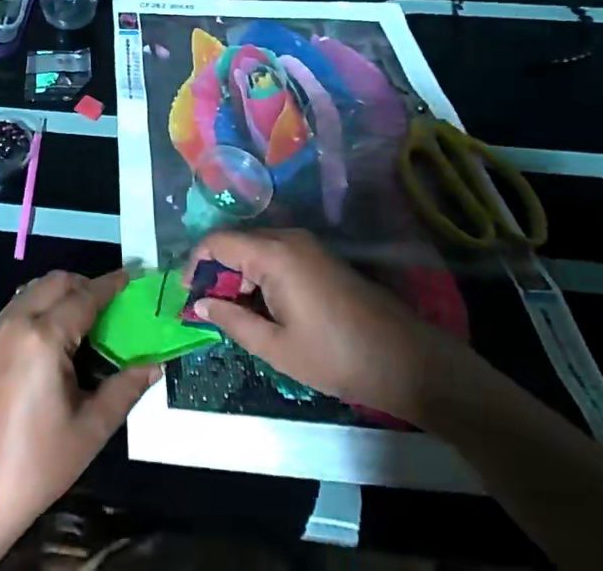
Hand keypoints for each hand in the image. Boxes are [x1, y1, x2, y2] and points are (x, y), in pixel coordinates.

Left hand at [0, 270, 157, 568]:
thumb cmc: (39, 461)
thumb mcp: (91, 427)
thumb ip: (124, 388)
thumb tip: (154, 364)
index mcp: (43, 336)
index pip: (84, 297)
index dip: (111, 285)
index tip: (134, 278)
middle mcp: (17, 320)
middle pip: (56, 282)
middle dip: (87, 285)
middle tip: (116, 306)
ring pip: (36, 288)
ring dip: (64, 292)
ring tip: (92, 321)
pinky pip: (21, 304)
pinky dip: (44, 304)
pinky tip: (62, 335)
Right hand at [184, 228, 482, 424]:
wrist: (413, 363)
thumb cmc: (339, 357)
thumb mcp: (276, 348)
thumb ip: (230, 321)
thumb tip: (199, 304)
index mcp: (274, 254)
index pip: (215, 243)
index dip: (194, 267)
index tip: (189, 298)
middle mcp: (288, 239)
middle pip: (234, 243)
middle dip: (216, 273)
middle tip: (211, 311)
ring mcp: (308, 246)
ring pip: (254, 249)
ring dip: (238, 276)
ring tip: (236, 315)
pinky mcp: (321, 258)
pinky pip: (276, 256)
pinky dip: (260, 276)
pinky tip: (264, 309)